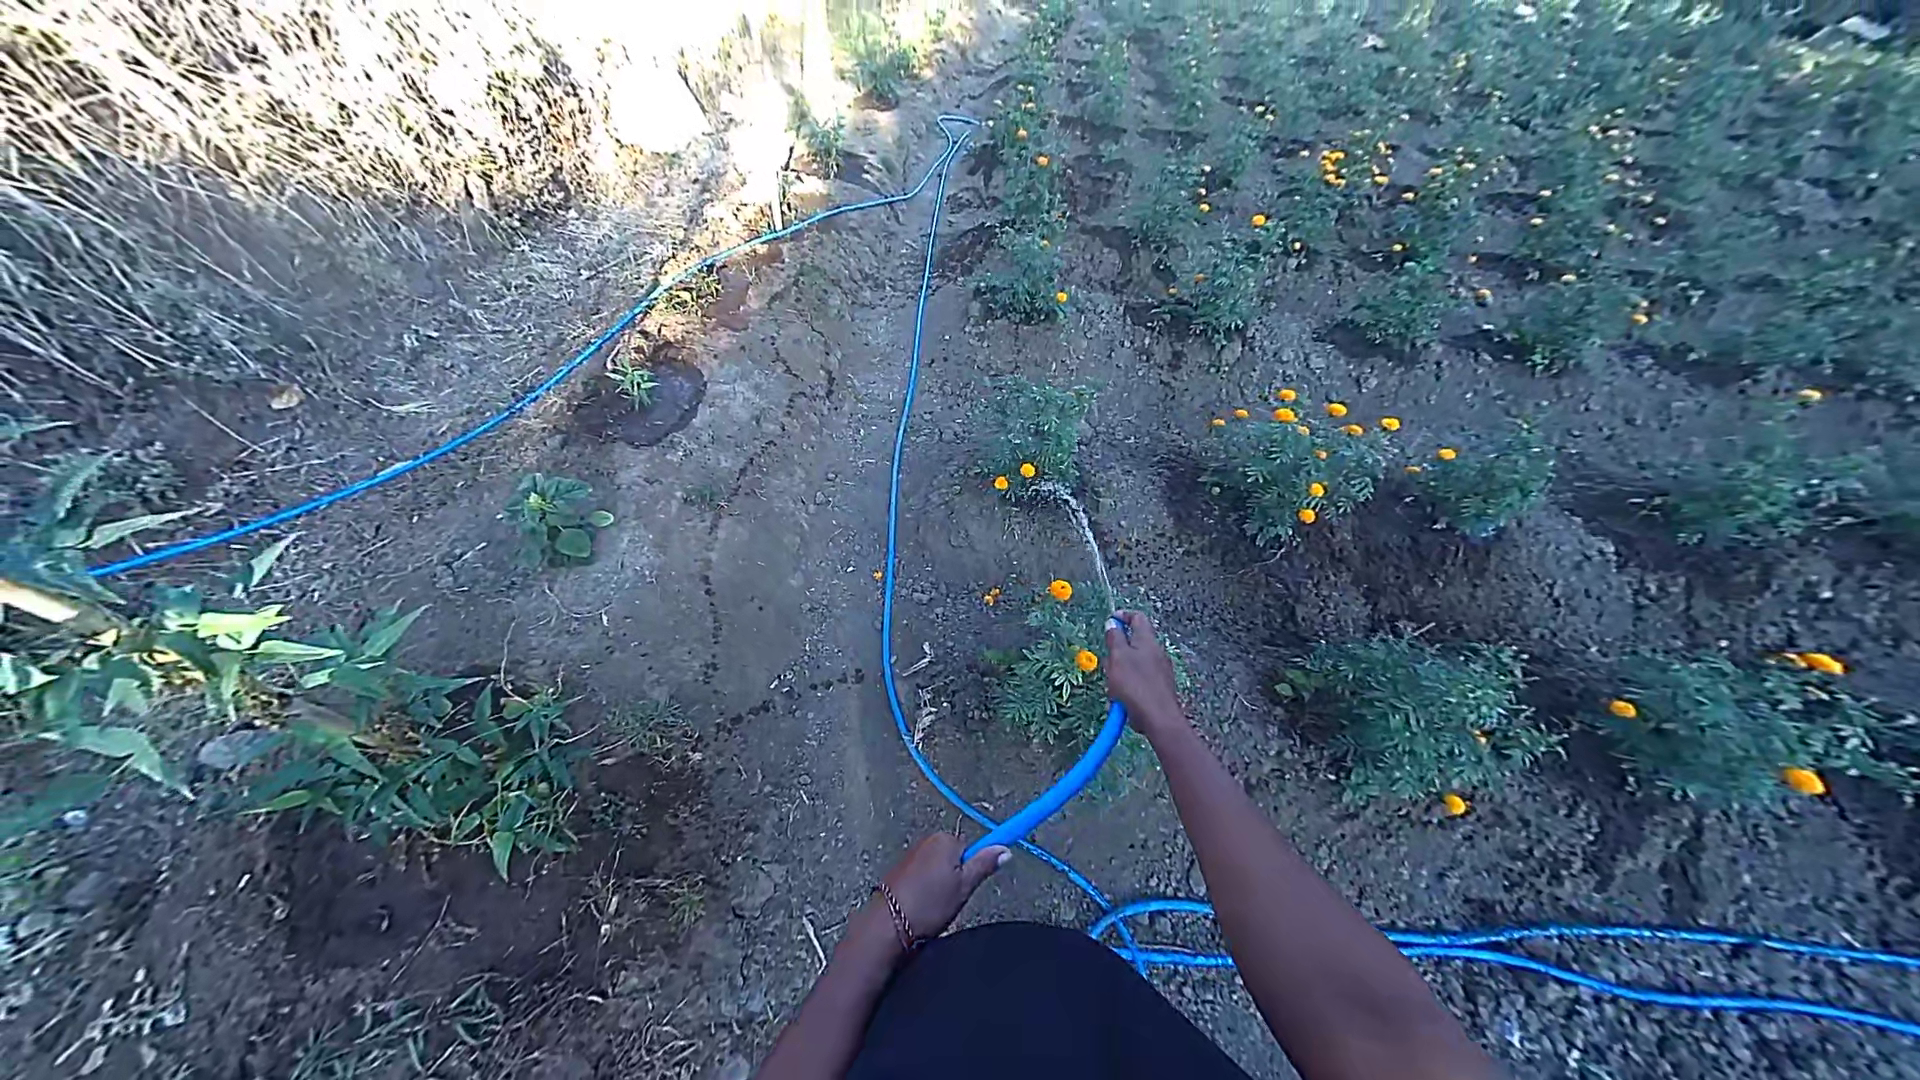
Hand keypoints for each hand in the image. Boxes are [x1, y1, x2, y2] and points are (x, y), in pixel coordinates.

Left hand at [840, 833, 1008, 970]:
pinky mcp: (901, 869)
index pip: (971, 847)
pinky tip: (922, 906)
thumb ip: (984, 864)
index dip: (971, 868)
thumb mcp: (964, 887)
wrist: (888, 923)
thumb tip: (1004, 849)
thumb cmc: (927, 905)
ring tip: (935, 906)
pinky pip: (923, 875)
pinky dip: (925, 888)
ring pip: (938, 868)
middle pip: (954, 857)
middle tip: (952, 899)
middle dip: (955, 877)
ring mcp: (912, 854)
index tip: (968, 884)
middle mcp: (928, 840)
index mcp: (945, 839)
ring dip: (940, 884)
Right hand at [1105, 610, 1186, 738]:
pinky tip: (1121, 699)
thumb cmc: (1135, 685)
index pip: (1137, 617)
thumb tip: (1112, 622)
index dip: (1122, 616)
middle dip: (1116, 652)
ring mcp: (1160, 671)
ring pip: (1133, 664)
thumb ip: (1115, 638)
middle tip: (1108, 664)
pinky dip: (1127, 686)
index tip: (1109, 621)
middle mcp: (1157, 653)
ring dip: (1119, 672)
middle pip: (1133, 643)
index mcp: (1147, 641)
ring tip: (1113, 686)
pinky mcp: (1159, 688)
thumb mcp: (1118, 657)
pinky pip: (1138, 680)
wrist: (1159, 719)